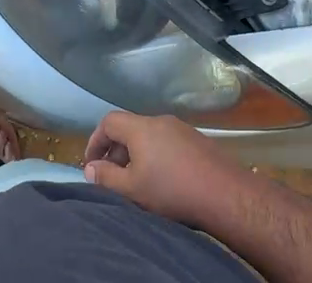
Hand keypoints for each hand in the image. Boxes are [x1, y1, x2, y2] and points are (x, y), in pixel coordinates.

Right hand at [81, 111, 257, 229]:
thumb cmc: (171, 189)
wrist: (222, 192)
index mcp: (141, 127)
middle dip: (114, 150)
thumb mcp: (132, 188)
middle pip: (128, 127)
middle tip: (110, 177)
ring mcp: (180, 128)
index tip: (91, 165)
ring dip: (134, 153)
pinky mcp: (195, 139)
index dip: (95, 141)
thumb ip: (107, 177)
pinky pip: (165, 141)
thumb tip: (90, 168)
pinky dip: (153, 154)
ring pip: (147, 135)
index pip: (109, 121)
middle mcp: (159, 121)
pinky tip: (159, 178)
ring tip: (133, 181)